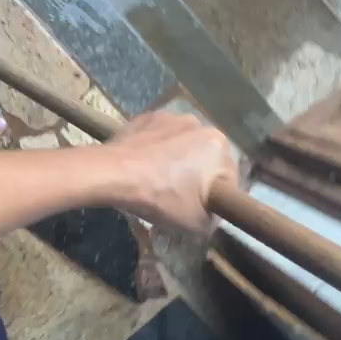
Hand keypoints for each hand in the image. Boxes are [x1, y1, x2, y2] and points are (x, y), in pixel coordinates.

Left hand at [101, 110, 237, 232]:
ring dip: (174, 158)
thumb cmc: (162, 196)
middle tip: (176, 194)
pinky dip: (154, 148)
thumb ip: (216, 218)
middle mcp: (199, 123)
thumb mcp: (198, 223)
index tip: (199, 207)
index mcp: (219, 144)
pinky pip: (158, 136)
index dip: (216, 196)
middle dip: (195, 174)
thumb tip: (213, 212)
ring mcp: (169, 116)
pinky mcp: (145, 116)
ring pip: (181, 144)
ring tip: (156, 179)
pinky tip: (142, 164)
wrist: (113, 173)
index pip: (227, 176)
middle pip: (204, 156)